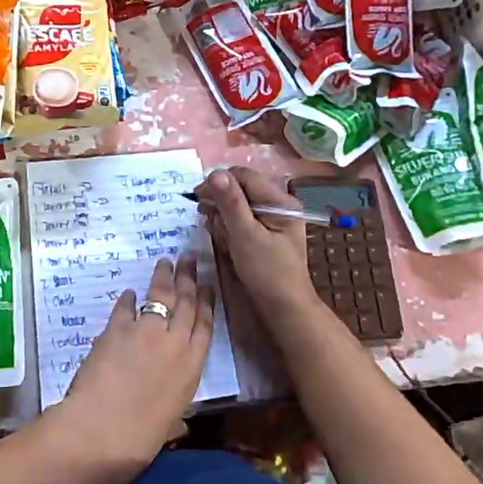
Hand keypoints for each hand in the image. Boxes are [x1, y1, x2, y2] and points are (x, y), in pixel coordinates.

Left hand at [48, 251, 212, 483]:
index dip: (207, 301)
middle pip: (186, 302)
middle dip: (189, 278)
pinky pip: (126, 308)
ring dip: (163, 277)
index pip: (205, 325)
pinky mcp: (118, 329)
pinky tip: (130, 292)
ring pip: (160, 295)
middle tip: (189, 258)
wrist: (101, 432)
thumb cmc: (139, 440)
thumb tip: (181, 424)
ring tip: (165, 262)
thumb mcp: (169, 426)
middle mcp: (175, 343)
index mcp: (192, 367)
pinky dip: (129, 299)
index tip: (207, 284)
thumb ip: (176, 416)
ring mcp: (146, 332)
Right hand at [194, 167, 318, 318]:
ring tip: (218, 233)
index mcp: (280, 201)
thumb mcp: (245, 236)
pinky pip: (242, 219)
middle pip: (241, 189)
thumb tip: (215, 174)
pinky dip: (229, 226)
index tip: (197, 197)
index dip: (219, 182)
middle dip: (221, 202)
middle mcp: (278, 205)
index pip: (244, 176)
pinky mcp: (265, 233)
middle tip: (205, 218)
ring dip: (223, 216)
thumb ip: (230, 203)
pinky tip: (223, 238)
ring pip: (239, 204)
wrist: (285, 310)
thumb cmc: (267, 272)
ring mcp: (272, 220)